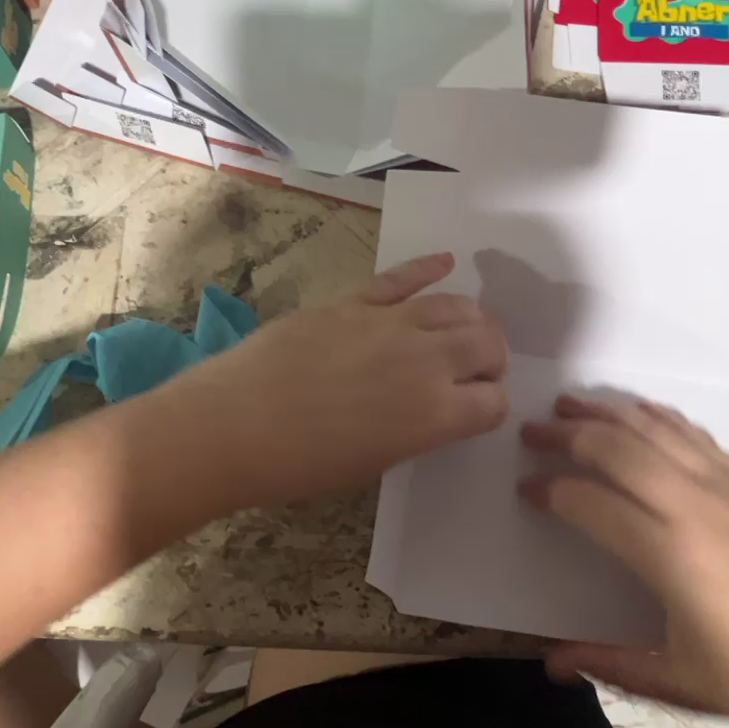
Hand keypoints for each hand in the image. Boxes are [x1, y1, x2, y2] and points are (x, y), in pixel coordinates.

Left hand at [157, 253, 508, 508]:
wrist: (234, 425)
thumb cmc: (302, 464)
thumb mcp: (375, 461)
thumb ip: (416, 429)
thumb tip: (429, 408)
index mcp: (437, 414)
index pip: (493, 401)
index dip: (488, 406)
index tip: (473, 411)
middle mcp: (426, 360)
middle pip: (486, 343)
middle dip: (490, 357)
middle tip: (474, 371)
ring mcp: (390, 322)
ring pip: (455, 306)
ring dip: (470, 319)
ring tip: (463, 330)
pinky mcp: (353, 301)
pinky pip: (402, 278)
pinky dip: (428, 268)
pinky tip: (445, 262)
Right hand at [520, 394, 728, 727]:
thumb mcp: (682, 684)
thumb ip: (610, 665)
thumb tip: (550, 663)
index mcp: (671, 555)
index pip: (590, 503)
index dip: (549, 492)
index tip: (524, 490)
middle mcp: (696, 508)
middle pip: (617, 450)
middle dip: (566, 435)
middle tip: (531, 432)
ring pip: (656, 432)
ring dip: (608, 413)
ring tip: (570, 402)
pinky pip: (697, 437)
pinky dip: (660, 418)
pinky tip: (641, 411)